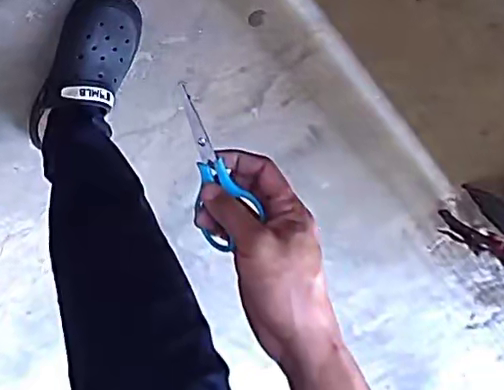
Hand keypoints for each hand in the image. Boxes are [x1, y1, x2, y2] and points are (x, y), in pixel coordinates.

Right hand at [197, 151, 360, 384]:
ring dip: (217, 208)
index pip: (262, 171)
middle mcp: (279, 222)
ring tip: (205, 217)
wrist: (298, 340)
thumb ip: (231, 211)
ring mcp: (266, 238)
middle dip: (222, 188)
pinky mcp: (255, 254)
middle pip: (246, 188)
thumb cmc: (293, 298)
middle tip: (205, 193)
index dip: (237, 162)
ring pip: (236, 208)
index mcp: (290, 213)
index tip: (213, 164)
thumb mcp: (257, 244)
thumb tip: (212, 190)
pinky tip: (213, 232)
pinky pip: (233, 228)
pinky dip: (219, 226)